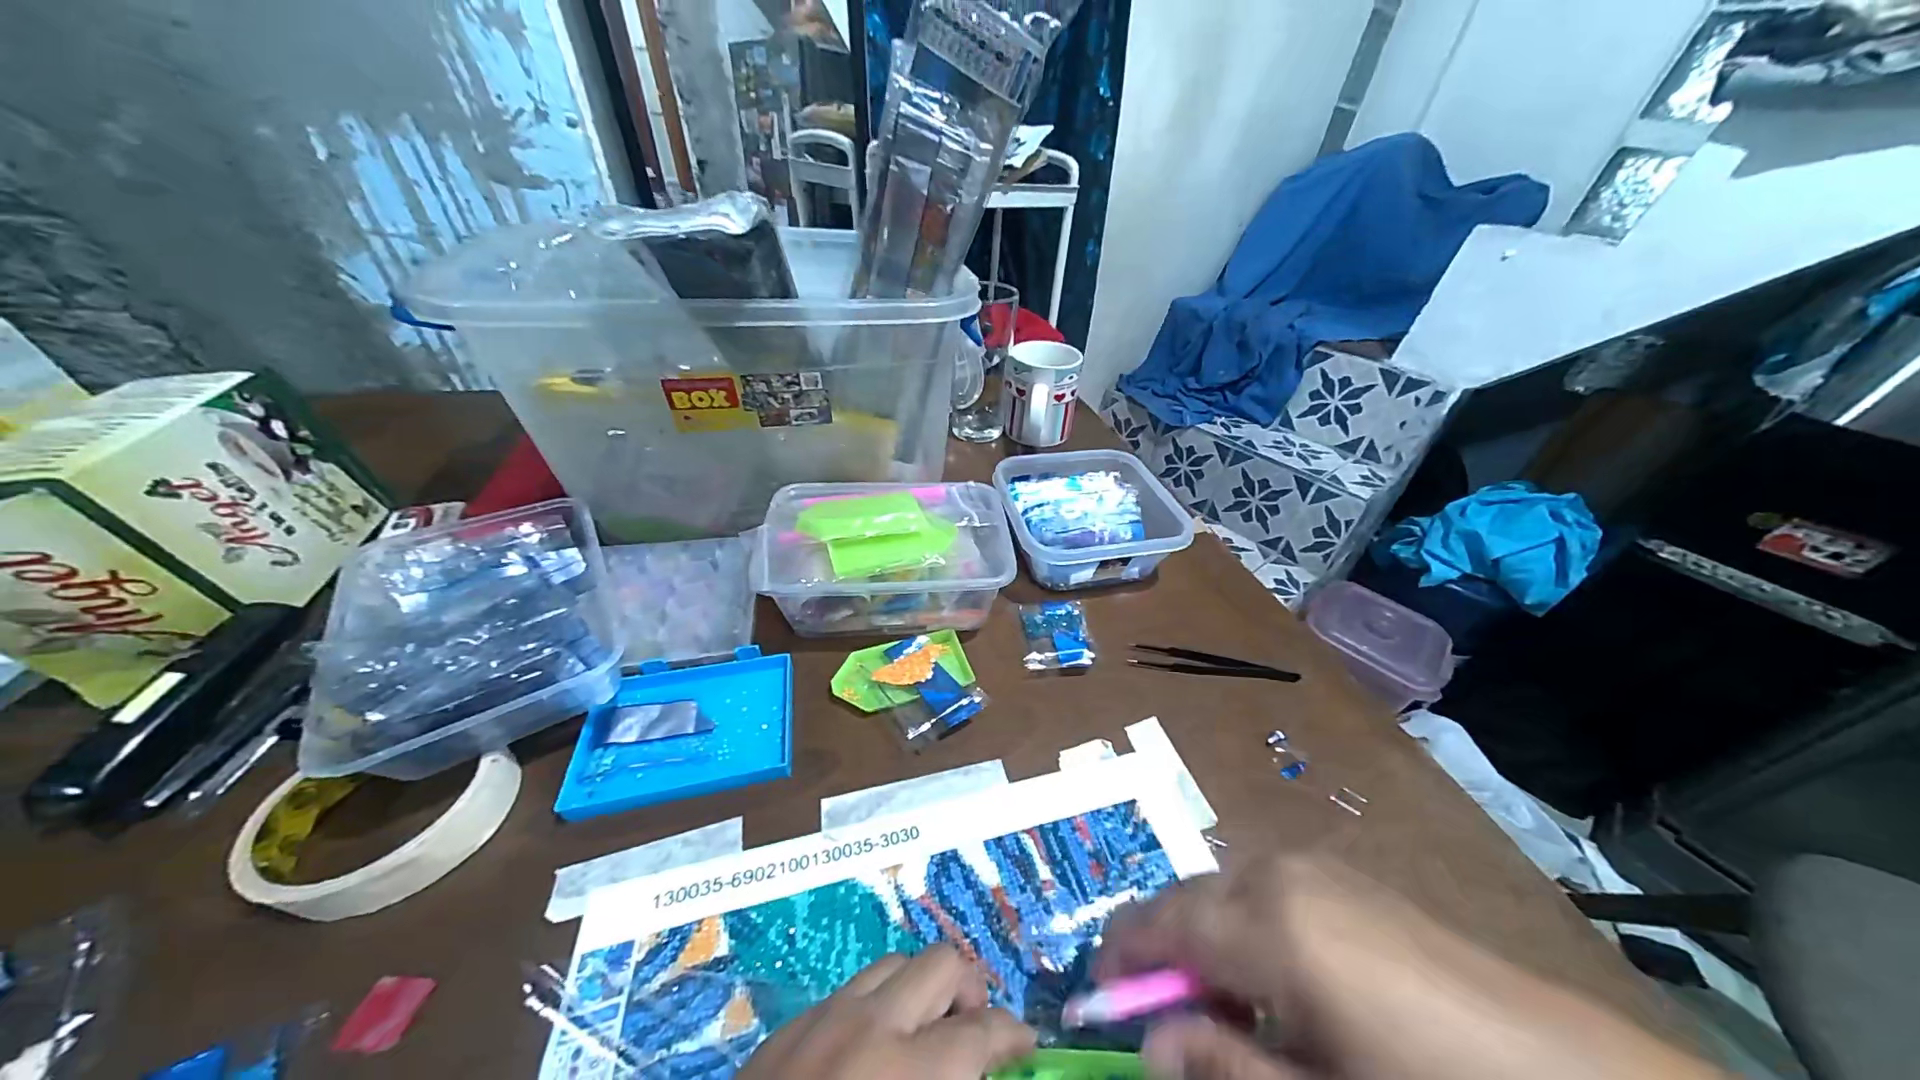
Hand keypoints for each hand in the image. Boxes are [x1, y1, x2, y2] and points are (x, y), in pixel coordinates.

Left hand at [737, 945, 1035, 1079]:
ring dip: (921, 989)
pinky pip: (851, 987)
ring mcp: (827, 1016)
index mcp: (911, 1072)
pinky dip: (877, 1002)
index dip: (1013, 1034)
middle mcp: (872, 1025)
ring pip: (896, 963)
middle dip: (970, 992)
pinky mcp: (792, 1024)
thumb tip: (980, 1072)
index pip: (982, 1032)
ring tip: (924, 1028)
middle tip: (973, 1032)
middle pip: (942, 964)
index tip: (1025, 1046)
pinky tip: (870, 1042)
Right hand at [1097, 855, 1726, 1079]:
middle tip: (1167, 1022)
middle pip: (1186, 901)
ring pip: (1224, 895)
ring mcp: (1321, 869)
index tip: (1097, 1001)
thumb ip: (1221, 1067)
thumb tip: (1146, 1048)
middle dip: (1161, 954)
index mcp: (1268, 922)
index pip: (1157, 922)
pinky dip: (1248, 932)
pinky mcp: (1352, 880)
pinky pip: (1268, 894)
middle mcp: (1282, 874)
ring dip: (1205, 944)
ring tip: (1229, 1012)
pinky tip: (1284, 990)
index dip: (1118, 958)